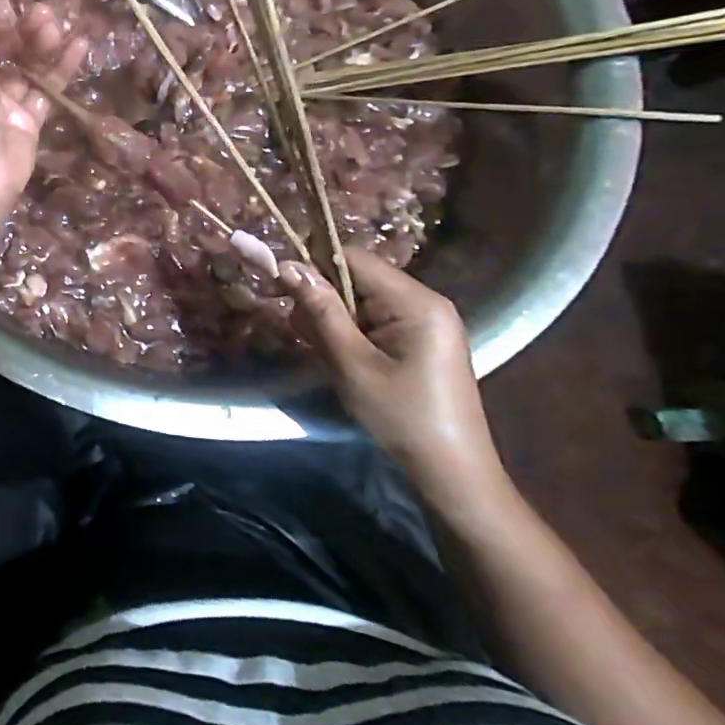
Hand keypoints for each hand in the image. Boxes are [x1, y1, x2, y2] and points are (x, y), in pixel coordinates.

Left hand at [0, 11, 80, 268]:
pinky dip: (60, 70)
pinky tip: (79, 46)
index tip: (8, 8)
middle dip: (20, 32)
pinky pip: (44, 92)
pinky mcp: (26, 125)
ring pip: (25, 70)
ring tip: (58, 26)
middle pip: (0, 53)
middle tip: (43, 12)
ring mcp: (1, 108)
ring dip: (41, 46)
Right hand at [278, 248, 505, 496]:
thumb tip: (287, 266)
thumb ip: (321, 310)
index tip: (276, 282)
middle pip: (356, 277)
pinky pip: (370, 318)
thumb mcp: (352, 361)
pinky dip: (346, 330)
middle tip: (297, 328)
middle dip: (320, 297)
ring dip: (330, 317)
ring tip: (319, 349)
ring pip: (358, 299)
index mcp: (416, 302)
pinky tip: (336, 354)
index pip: (353, 258)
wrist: (449, 466)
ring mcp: (422, 320)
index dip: (312, 264)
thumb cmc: (400, 413)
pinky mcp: (415, 338)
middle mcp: (423, 302)